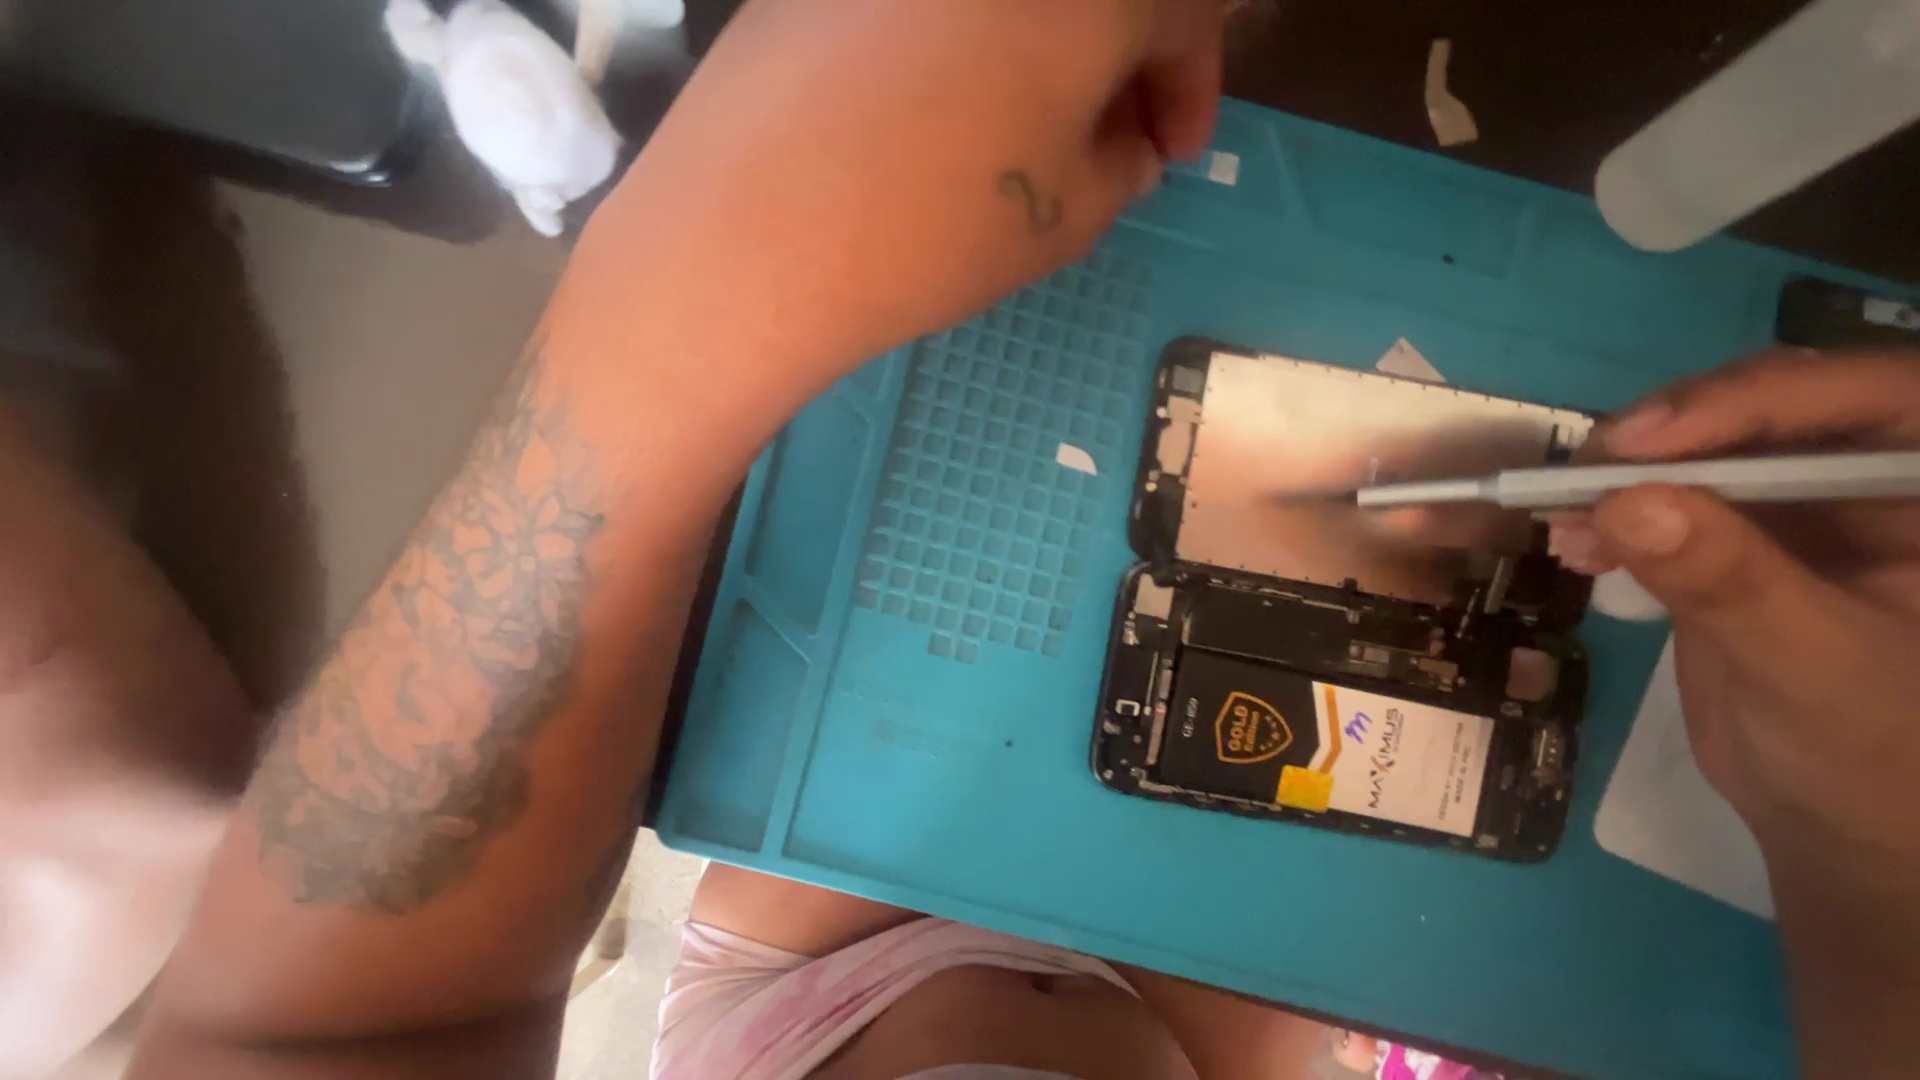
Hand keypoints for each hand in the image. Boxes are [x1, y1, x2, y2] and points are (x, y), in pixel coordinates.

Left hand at [583, 0, 1221, 374]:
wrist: (761, 233)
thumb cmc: (938, 231)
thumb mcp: (1067, 218)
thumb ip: (1124, 166)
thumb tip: (1129, 141)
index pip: (1187, 8)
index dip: (1193, 82)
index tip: (1173, 150)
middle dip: (1124, 63)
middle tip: (1109, 141)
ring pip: (1017, 2)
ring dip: (1049, 51)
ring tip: (1022, 134)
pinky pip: (935, 8)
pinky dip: (972, 41)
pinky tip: (945, 110)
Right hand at [1548, 351, 1919, 875]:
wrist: (1851, 829)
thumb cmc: (1882, 765)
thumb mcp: (1814, 673)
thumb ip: (1732, 584)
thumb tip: (1627, 502)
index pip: (1881, 402)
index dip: (1762, 402)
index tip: (1645, 441)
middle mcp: (1886, 483)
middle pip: (1779, 411)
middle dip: (1676, 435)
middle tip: (1586, 472)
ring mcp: (1811, 510)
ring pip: (1708, 450)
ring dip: (1625, 477)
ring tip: (1563, 518)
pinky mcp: (1742, 539)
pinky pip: (1668, 500)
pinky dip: (1611, 514)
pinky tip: (1574, 544)